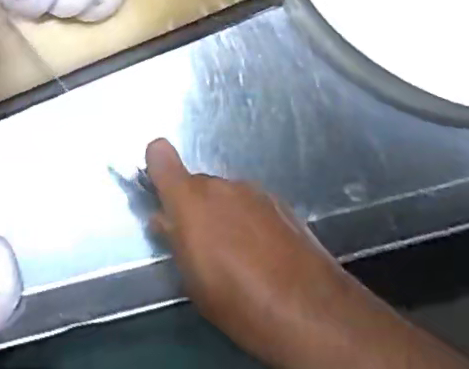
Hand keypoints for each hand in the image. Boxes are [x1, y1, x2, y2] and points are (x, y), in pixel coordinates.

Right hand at [146, 139, 468, 368]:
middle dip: (197, 208)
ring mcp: (254, 191)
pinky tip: (265, 256)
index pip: (160, 155)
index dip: (157, 166)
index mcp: (189, 198)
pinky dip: (253, 223)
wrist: (311, 311)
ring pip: (227, 195)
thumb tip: (165, 219)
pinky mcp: (283, 205)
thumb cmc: (238, 299)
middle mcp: (219, 184)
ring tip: (239, 257)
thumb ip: (175, 240)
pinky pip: (254, 207)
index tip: (159, 188)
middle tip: (203, 245)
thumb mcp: (192, 279)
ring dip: (226, 216)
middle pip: (197, 184)